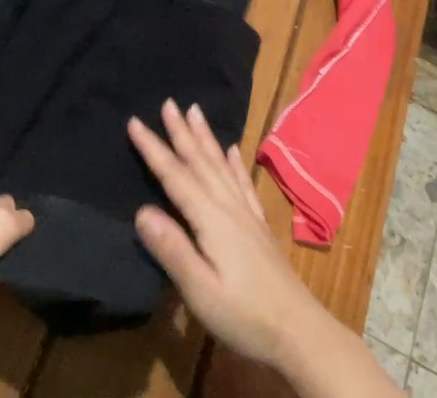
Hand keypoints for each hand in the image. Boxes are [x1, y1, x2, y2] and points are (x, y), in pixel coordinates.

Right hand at [127, 100, 321, 368]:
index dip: (153, 149)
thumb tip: (141, 211)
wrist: (302, 335)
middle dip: (181, 132)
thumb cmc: (245, 315)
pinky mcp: (258, 229)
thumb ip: (172, 249)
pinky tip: (231, 151)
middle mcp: (228, 209)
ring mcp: (247, 217)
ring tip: (195, 111)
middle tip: (168, 101)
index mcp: (211, 220)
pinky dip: (233, 163)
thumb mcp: (200, 290)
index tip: (134, 120)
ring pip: (220, 166)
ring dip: (205, 138)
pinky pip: (242, 184)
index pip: (175, 177)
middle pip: (200, 163)